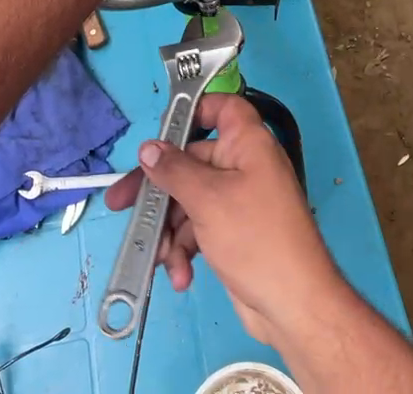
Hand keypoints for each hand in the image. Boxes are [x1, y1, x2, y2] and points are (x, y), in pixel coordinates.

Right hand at [103, 94, 343, 346]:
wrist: (293, 305)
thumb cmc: (255, 237)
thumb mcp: (208, 199)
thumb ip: (174, 170)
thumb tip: (148, 148)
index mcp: (247, 143)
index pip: (222, 108)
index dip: (194, 111)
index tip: (161, 130)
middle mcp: (243, 166)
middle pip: (191, 161)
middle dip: (158, 188)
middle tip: (120, 203)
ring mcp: (238, 201)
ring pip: (189, 200)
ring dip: (170, 230)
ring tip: (160, 258)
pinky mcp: (232, 233)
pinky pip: (198, 228)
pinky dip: (185, 249)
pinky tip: (180, 275)